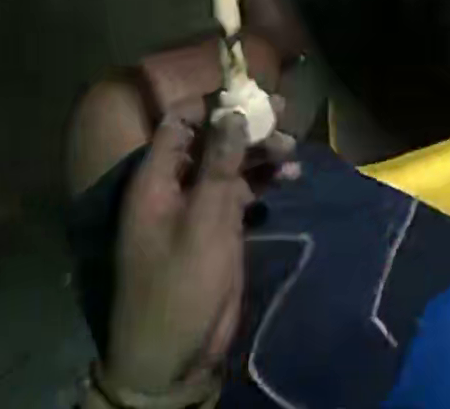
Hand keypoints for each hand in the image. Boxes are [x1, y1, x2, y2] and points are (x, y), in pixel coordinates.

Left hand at [102, 106, 292, 395]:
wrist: (176, 356)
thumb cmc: (181, 283)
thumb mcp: (203, 221)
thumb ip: (219, 164)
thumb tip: (235, 112)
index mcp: (158, 175)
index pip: (181, 121)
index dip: (212, 103)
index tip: (248, 94)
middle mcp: (177, 181)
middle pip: (212, 137)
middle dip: (246, 124)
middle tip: (283, 113)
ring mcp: (199, 202)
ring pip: (231, 160)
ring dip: (260, 151)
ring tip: (292, 150)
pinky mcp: (219, 223)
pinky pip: (242, 188)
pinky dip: (265, 180)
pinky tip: (291, 177)